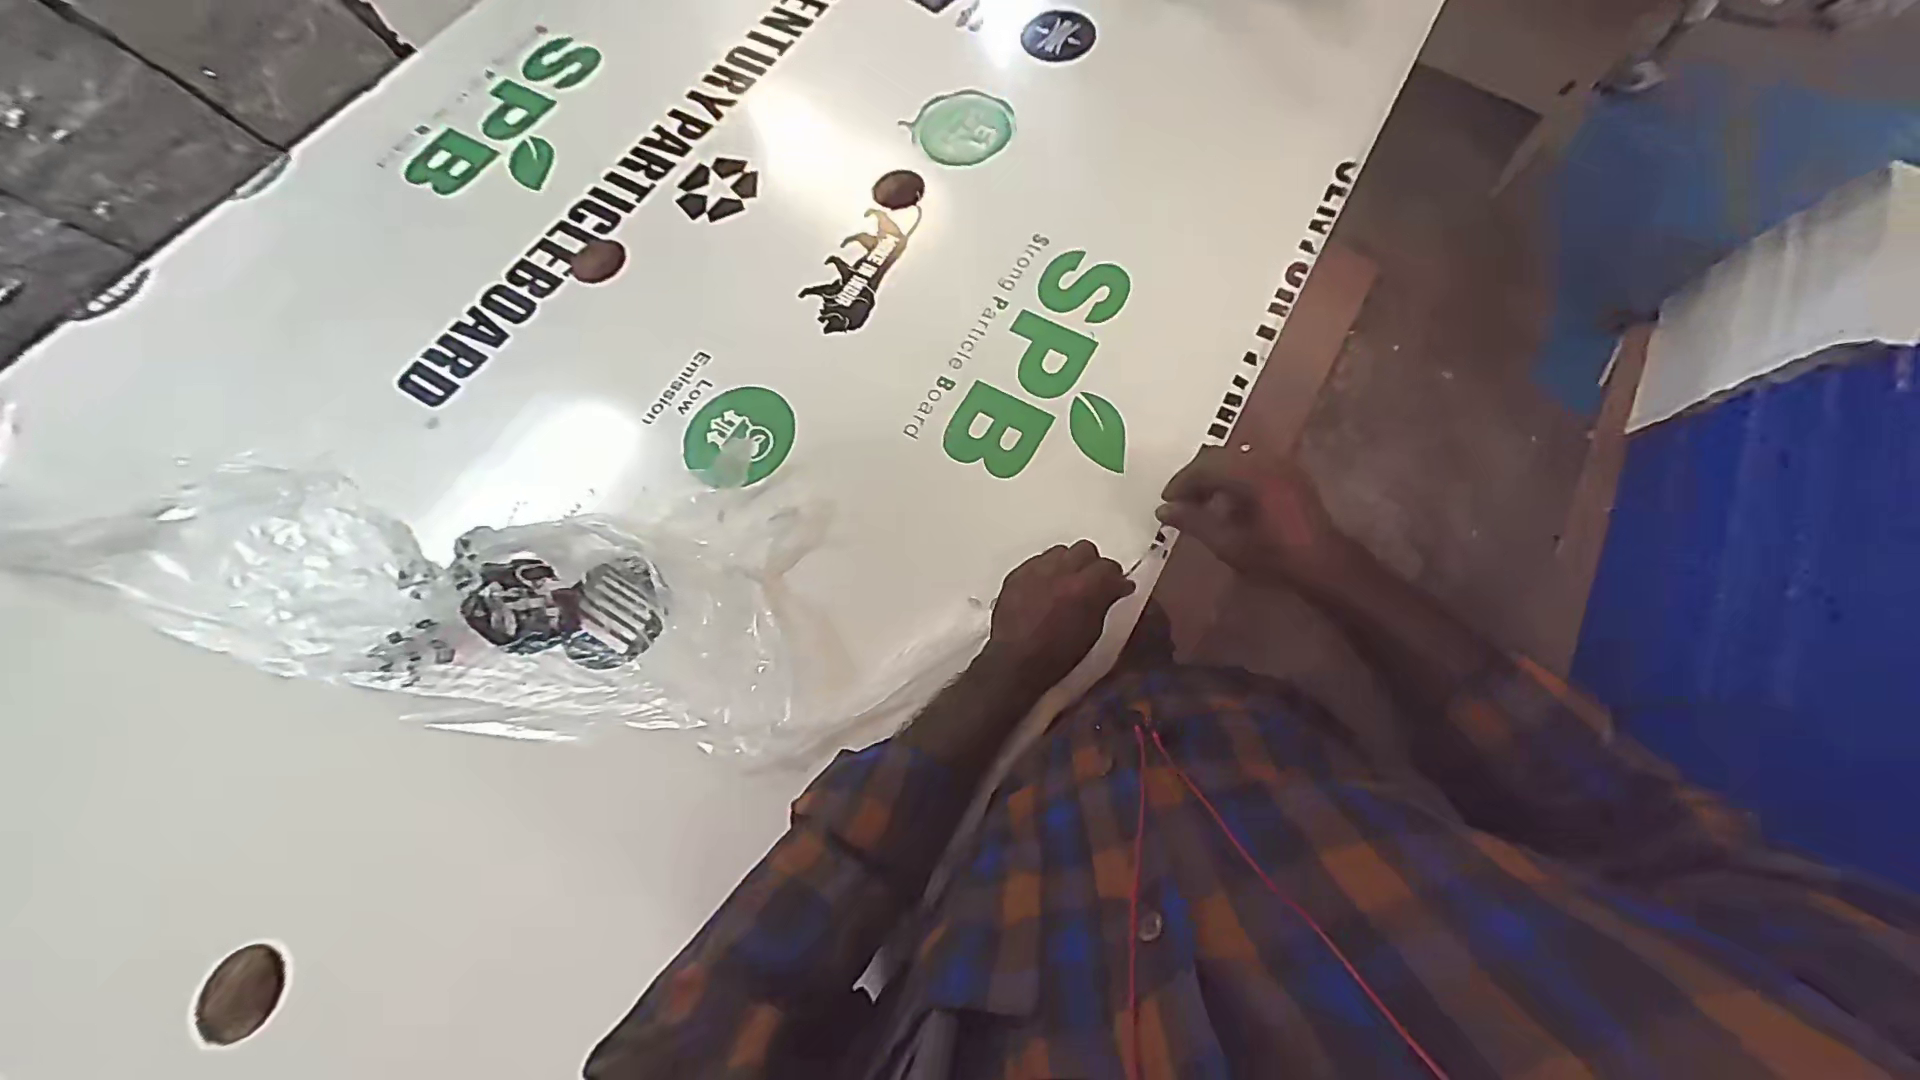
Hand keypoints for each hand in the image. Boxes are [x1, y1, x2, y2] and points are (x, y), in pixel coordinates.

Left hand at [983, 540, 1134, 693]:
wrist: (1015, 662)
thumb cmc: (1058, 655)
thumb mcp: (1092, 632)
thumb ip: (1103, 602)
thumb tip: (1113, 589)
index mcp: (1084, 587)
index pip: (1108, 567)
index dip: (1116, 579)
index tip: (1118, 588)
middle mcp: (1060, 571)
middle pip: (1085, 550)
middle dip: (1093, 565)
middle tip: (1093, 582)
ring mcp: (1035, 570)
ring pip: (1060, 552)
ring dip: (1068, 565)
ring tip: (1066, 583)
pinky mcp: (1016, 574)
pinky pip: (1037, 562)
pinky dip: (1046, 571)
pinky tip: (1045, 588)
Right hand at [1155, 445, 1354, 591]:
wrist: (1324, 565)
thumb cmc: (1275, 557)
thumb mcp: (1228, 543)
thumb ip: (1193, 521)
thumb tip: (1163, 510)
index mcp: (1252, 476)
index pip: (1205, 467)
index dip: (1181, 483)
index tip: (1167, 501)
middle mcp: (1268, 461)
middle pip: (1218, 456)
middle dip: (1195, 477)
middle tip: (1180, 501)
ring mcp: (1282, 464)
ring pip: (1235, 458)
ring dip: (1213, 475)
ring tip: (1200, 502)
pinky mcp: (1290, 473)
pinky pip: (1251, 463)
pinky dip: (1232, 476)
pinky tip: (1226, 501)